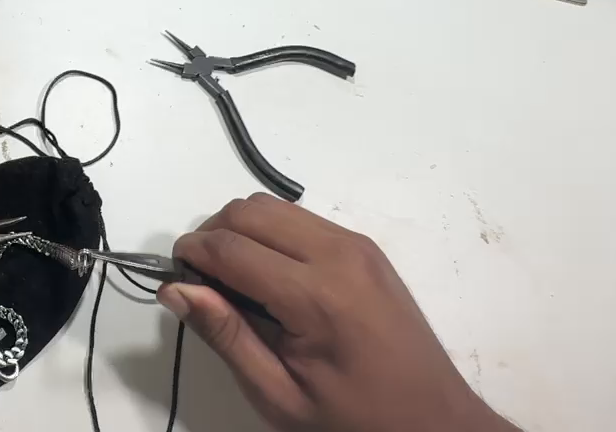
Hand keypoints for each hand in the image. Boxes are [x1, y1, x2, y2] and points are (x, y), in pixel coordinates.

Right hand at [162, 195, 517, 431]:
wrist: (442, 430)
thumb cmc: (356, 424)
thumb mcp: (281, 397)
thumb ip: (226, 336)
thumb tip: (174, 289)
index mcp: (317, 297)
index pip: (230, 248)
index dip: (191, 256)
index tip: (177, 279)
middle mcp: (337, 253)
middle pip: (246, 212)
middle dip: (211, 235)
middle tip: (204, 281)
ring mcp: (354, 243)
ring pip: (269, 205)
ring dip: (238, 229)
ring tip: (235, 277)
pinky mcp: (362, 244)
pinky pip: (296, 217)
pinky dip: (268, 232)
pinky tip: (271, 274)